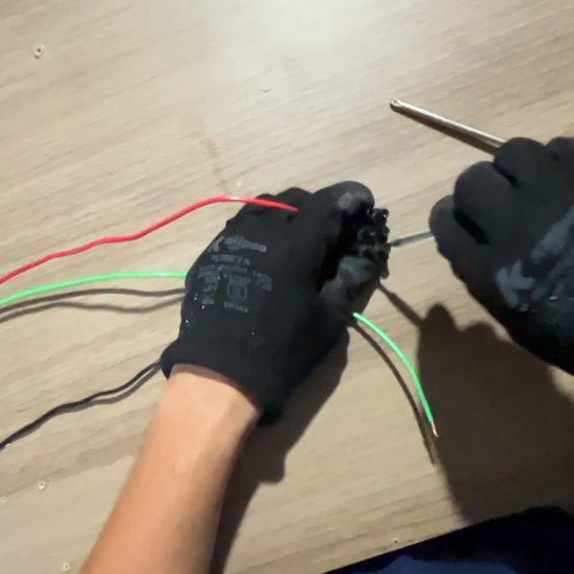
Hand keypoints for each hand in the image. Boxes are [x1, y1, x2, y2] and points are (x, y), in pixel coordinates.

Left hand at [162, 183, 384, 421]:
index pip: (329, 203)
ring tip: (298, 240)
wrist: (221, 374)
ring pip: (261, 208)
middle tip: (332, 231)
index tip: (364, 205)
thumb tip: (362, 256)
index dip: (351, 199)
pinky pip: (238, 229)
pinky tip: (266, 256)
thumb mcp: (329, 319)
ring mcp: (229, 240)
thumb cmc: (283, 351)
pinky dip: (259, 232)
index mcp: (295, 243)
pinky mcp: (209, 256)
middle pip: (294, 200)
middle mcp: (260, 230)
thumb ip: (349, 279)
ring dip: (285, 216)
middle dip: (318, 208)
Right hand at [430, 137, 573, 454]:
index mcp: (490, 270)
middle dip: (479, 192)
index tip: (465, 225)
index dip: (454, 220)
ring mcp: (561, 189)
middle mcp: (515, 221)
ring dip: (518, 171)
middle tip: (500, 206)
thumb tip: (480, 234)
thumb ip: (490, 271)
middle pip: (472, 180)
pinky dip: (559, 162)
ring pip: (515, 152)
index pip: (447, 221)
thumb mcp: (518, 318)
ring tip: (538, 191)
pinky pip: (563, 147)